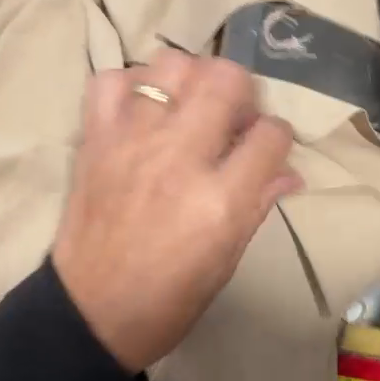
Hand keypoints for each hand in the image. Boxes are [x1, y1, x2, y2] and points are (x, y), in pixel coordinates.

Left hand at [52, 49, 301, 371]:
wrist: (90, 314)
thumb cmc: (167, 302)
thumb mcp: (225, 263)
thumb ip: (256, 206)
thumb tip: (289, 172)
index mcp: (220, 201)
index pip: (271, 136)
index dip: (277, 141)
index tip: (266, 153)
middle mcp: (179, 158)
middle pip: (226, 80)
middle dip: (242, 94)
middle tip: (232, 121)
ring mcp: (133, 142)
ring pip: (172, 65)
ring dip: (190, 81)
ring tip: (188, 110)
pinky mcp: (95, 140)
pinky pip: (112, 80)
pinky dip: (131, 86)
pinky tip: (142, 111)